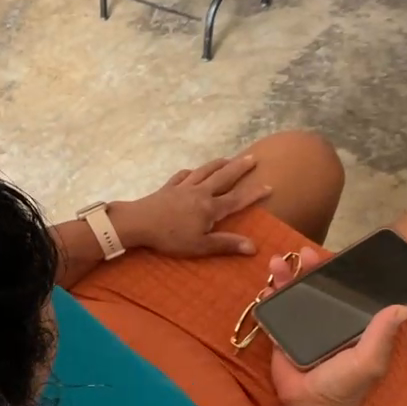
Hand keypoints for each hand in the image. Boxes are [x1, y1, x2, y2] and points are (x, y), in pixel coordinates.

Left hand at [114, 156, 272, 257]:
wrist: (138, 222)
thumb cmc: (170, 236)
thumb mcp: (200, 245)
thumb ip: (226, 244)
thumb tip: (254, 246)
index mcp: (210, 207)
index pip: (237, 199)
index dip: (253, 193)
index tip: (268, 185)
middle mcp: (199, 192)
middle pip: (222, 177)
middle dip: (238, 168)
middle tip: (252, 158)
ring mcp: (182, 187)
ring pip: (203, 172)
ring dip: (217, 164)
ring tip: (227, 158)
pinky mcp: (167, 187)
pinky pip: (182, 176)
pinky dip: (190, 172)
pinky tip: (191, 171)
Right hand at [266, 247, 406, 405]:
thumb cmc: (344, 385)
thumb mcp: (369, 361)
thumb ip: (382, 335)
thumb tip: (404, 306)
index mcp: (352, 326)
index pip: (348, 294)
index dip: (342, 274)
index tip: (336, 256)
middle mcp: (328, 321)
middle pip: (318, 288)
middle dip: (310, 269)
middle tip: (304, 252)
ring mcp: (302, 325)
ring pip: (294, 293)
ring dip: (285, 276)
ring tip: (277, 262)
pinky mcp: (281, 331)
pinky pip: (274, 309)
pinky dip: (269, 295)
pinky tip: (267, 286)